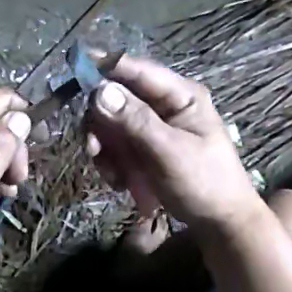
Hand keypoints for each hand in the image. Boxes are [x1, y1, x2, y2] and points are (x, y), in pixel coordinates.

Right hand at [84, 54, 260, 231]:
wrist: (221, 224)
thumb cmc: (204, 183)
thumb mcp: (170, 152)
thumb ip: (136, 121)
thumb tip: (99, 90)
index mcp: (180, 95)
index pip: (136, 69)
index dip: (103, 66)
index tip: (71, 66)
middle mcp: (165, 104)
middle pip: (117, 97)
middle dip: (102, 124)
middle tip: (95, 150)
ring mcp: (154, 127)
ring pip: (112, 124)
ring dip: (106, 149)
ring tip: (115, 175)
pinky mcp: (145, 148)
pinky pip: (116, 146)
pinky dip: (113, 163)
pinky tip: (121, 183)